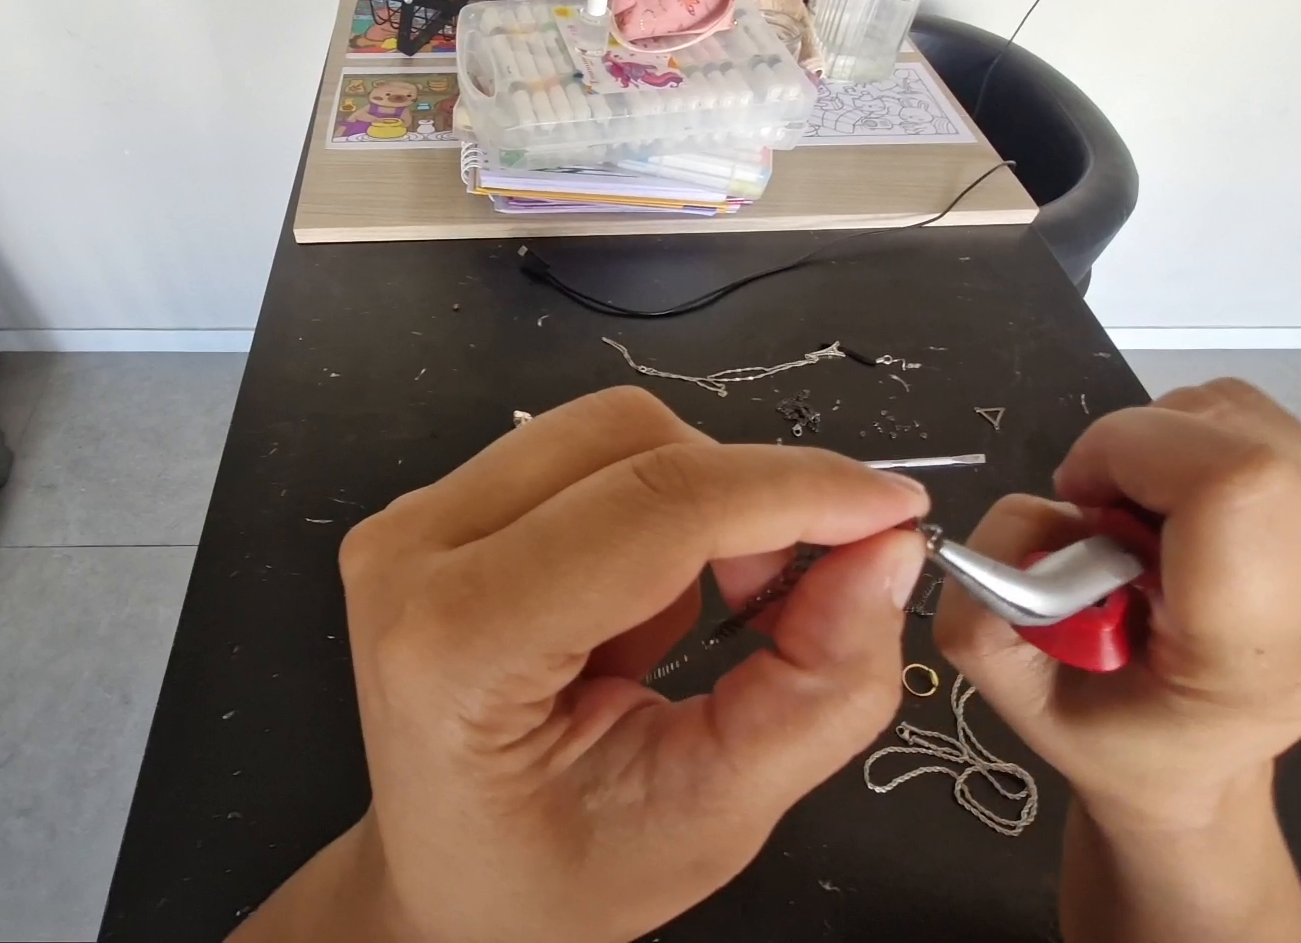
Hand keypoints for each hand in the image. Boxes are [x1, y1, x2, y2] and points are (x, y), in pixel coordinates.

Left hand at [232, 387, 928, 942]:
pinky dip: (643, 501)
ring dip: (691, 496)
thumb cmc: (554, 870)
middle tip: (779, 590)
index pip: (652, 510)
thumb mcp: (708, 814)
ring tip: (696, 604)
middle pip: (626, 436)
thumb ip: (818, 686)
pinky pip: (573, 454)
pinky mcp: (428, 506)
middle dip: (742, 493)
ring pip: (603, 431)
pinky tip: (634, 590)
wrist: (438, 868)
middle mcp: (411, 549)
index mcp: (457, 643)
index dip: (793, 491)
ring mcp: (409, 517)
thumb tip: (885, 550)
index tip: (892, 510)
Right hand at [936, 378, 1300, 942]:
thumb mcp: (1003, 682)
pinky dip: (1194, 454)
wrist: (1192, 759)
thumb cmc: (1100, 729)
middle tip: (1094, 523)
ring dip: (1159, 453)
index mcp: (1261, 654)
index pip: (1234, 483)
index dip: (1125, 451)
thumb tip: (1037, 518)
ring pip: (1241, 418)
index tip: (1076, 498)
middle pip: (1231, 436)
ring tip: (1136, 527)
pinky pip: (1264, 431)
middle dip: (1128, 451)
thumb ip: (983, 601)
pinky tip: (1180, 517)